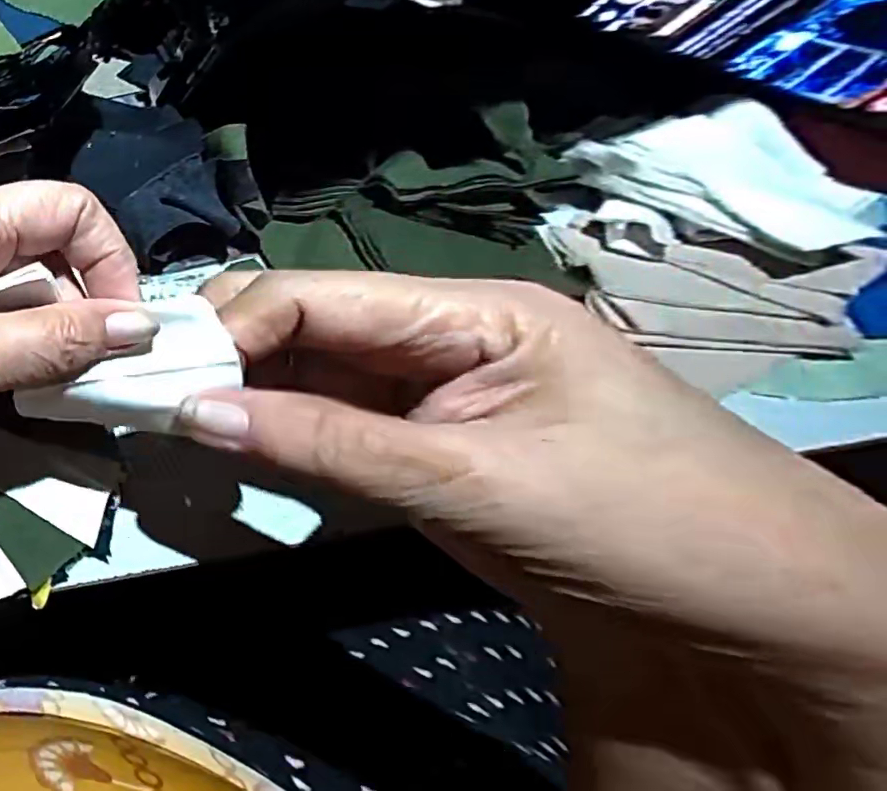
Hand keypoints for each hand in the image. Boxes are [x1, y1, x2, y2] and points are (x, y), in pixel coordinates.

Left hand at [0, 182, 150, 475]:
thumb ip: (60, 339)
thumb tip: (139, 327)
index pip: (69, 207)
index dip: (109, 256)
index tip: (126, 321)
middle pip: (51, 239)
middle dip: (90, 290)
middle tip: (110, 353)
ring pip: (27, 278)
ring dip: (60, 319)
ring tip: (80, 371)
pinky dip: (27, 334)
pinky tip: (39, 372)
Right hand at [185, 270, 886, 789]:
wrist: (777, 643)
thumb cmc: (655, 532)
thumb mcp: (481, 483)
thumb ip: (326, 444)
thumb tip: (196, 415)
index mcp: (464, 309)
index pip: (313, 295)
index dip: (235, 327)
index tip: (173, 374)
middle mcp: (425, 332)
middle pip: (294, 320)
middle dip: (223, 348)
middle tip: (160, 390)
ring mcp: (410, 386)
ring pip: (293, 368)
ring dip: (233, 387)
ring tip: (171, 410)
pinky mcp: (401, 436)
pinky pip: (311, 416)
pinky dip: (262, 425)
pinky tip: (221, 435)